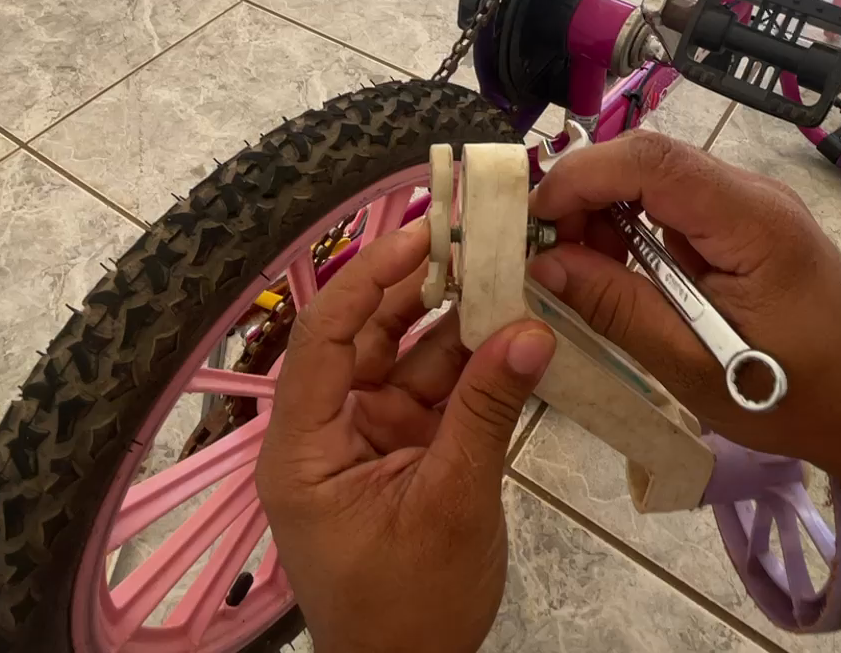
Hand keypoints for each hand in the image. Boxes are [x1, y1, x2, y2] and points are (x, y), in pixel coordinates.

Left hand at [256, 219, 556, 652]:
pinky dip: (474, 360)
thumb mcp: (451, 504)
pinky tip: (511, 328)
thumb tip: (534, 330)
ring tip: (505, 274)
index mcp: (306, 441)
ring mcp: (373, 430)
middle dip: (422, 286)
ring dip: (457, 319)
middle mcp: (331, 423)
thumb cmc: (410, 607)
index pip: (325, 334)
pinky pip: (440, 385)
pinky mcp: (409, 442)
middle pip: (371, 333)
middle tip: (478, 240)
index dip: (370, 276)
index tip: (424, 233)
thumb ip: (488, 410)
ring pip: (412, 353)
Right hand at [527, 131, 840, 473]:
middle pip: (652, 159)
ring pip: (658, 176)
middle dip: (587, 193)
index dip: (584, 176)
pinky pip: (675, 202)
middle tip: (551, 251)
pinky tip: (622, 269)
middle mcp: (755, 194)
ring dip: (607, 210)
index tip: (537, 220)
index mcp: (755, 222)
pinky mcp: (746, 220)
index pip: (655, 162)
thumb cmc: (792, 400)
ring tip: (583, 268)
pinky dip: (633, 225)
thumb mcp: (693, 366)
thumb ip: (617, 308)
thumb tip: (545, 264)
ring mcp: (753, 203)